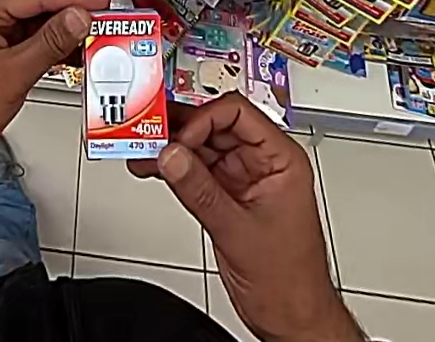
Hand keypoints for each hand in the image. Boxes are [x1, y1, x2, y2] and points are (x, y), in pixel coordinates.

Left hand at [0, 0, 105, 284]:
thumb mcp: (11, 73)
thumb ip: (49, 42)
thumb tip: (77, 17)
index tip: (101, 1)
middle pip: (39, 6)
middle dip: (73, 14)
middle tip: (105, 19)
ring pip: (37, 26)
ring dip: (65, 34)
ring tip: (95, 39)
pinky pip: (31, 44)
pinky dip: (53, 50)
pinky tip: (73, 56)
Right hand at [129, 94, 360, 341]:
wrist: (292, 322)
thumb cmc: (291, 282)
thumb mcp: (240, 232)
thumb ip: (202, 191)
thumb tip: (173, 155)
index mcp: (280, 159)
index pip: (237, 114)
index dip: (204, 119)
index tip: (180, 139)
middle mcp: (259, 161)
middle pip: (214, 124)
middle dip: (180, 129)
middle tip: (150, 131)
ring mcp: (241, 176)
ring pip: (200, 145)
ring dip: (171, 147)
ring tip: (142, 148)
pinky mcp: (224, 191)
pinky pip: (194, 168)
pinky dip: (172, 167)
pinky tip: (150, 167)